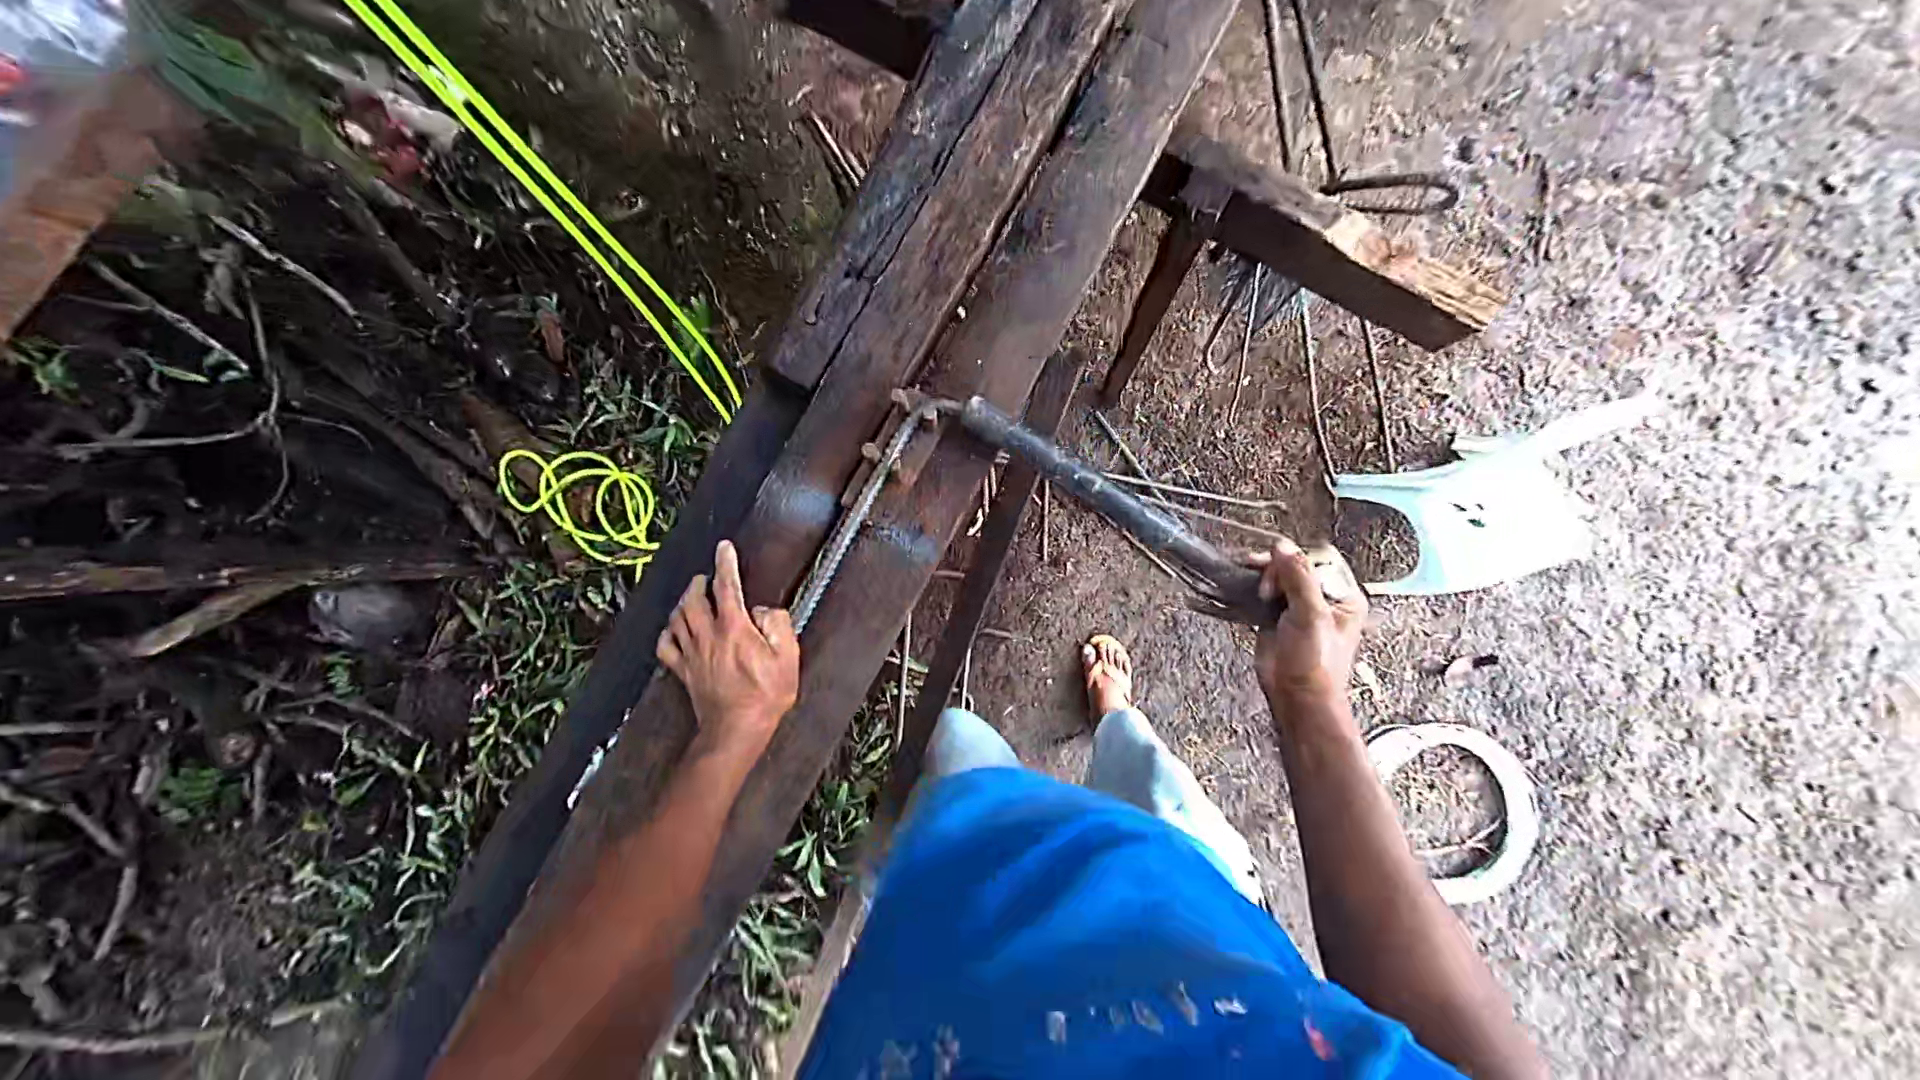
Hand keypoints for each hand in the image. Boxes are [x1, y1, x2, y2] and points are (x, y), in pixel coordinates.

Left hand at [656, 540, 799, 761]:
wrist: (736, 729)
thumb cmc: (765, 695)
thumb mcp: (787, 657)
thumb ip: (778, 625)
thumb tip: (763, 611)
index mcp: (734, 628)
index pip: (727, 586)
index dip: (725, 563)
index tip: (724, 548)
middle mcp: (708, 636)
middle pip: (693, 598)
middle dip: (699, 582)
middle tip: (707, 576)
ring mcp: (692, 654)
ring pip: (677, 617)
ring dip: (683, 601)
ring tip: (691, 595)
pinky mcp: (683, 671)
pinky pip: (666, 645)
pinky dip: (667, 631)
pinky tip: (673, 628)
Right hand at [1251, 537, 1367, 707]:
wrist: (1297, 695)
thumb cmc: (1316, 663)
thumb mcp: (1312, 615)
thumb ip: (1298, 577)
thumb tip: (1282, 547)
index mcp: (1343, 596)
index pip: (1319, 560)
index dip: (1296, 561)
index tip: (1278, 567)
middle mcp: (1322, 599)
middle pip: (1296, 566)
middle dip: (1278, 569)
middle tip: (1265, 583)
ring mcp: (1298, 608)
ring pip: (1279, 577)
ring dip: (1264, 577)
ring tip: (1257, 589)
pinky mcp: (1276, 617)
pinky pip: (1265, 593)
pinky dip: (1255, 588)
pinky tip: (1247, 587)